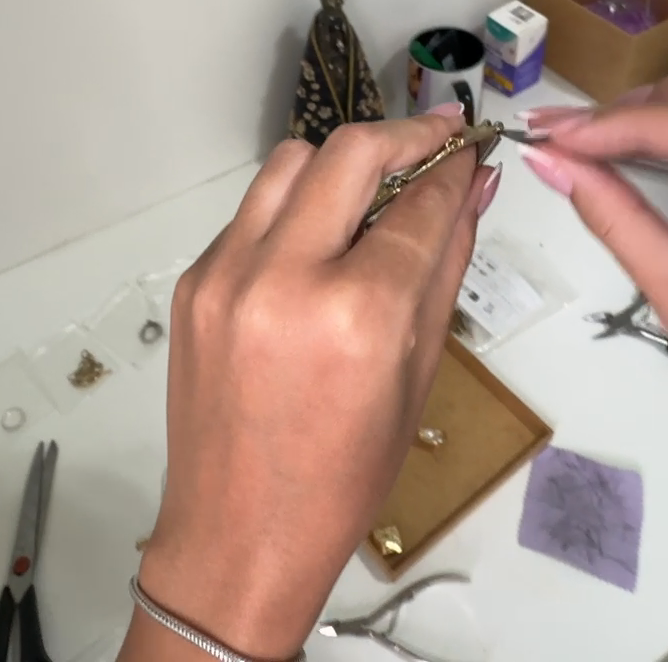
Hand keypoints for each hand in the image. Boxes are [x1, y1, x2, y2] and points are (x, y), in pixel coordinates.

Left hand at [126, 109, 499, 659]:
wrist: (237, 533)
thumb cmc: (346, 475)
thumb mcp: (417, 374)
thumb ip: (445, 266)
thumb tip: (474, 189)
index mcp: (357, 316)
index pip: (419, 206)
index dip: (453, 167)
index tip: (470, 149)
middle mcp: (283, 275)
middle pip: (349, 152)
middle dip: (403, 133)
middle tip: (435, 137)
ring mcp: (225, 272)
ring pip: (291, 162)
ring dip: (341, 161)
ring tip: (371, 190)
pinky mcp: (193, 279)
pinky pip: (255, 211)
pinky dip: (296, 208)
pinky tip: (315, 245)